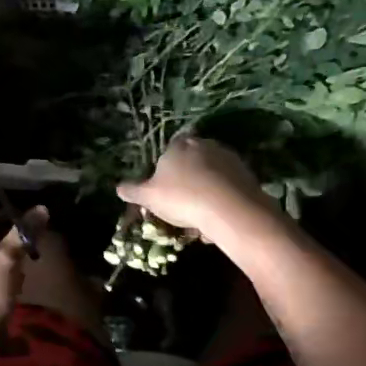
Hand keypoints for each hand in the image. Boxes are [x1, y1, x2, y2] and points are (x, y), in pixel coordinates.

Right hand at [117, 136, 279, 243]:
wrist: (230, 208)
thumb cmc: (182, 197)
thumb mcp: (149, 197)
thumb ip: (133, 190)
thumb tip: (118, 187)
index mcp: (179, 145)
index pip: (168, 152)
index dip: (165, 171)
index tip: (163, 191)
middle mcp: (204, 145)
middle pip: (191, 164)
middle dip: (186, 183)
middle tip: (180, 208)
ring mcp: (228, 158)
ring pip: (210, 177)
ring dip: (204, 195)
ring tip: (198, 221)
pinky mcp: (246, 174)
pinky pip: (227, 188)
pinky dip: (220, 201)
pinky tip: (215, 221)